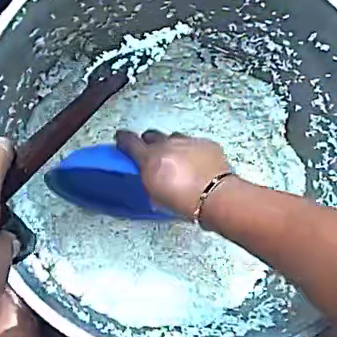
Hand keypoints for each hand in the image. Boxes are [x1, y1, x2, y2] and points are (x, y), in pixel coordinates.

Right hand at [115, 129, 232, 218]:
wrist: (215, 197)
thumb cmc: (185, 201)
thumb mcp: (154, 196)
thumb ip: (147, 177)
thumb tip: (147, 172)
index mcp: (149, 157)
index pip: (129, 141)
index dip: (123, 139)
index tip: (121, 139)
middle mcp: (167, 144)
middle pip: (152, 135)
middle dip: (150, 143)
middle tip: (152, 154)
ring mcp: (187, 141)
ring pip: (174, 137)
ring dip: (172, 146)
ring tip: (176, 161)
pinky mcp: (205, 143)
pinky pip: (194, 143)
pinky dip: (192, 151)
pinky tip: (196, 164)